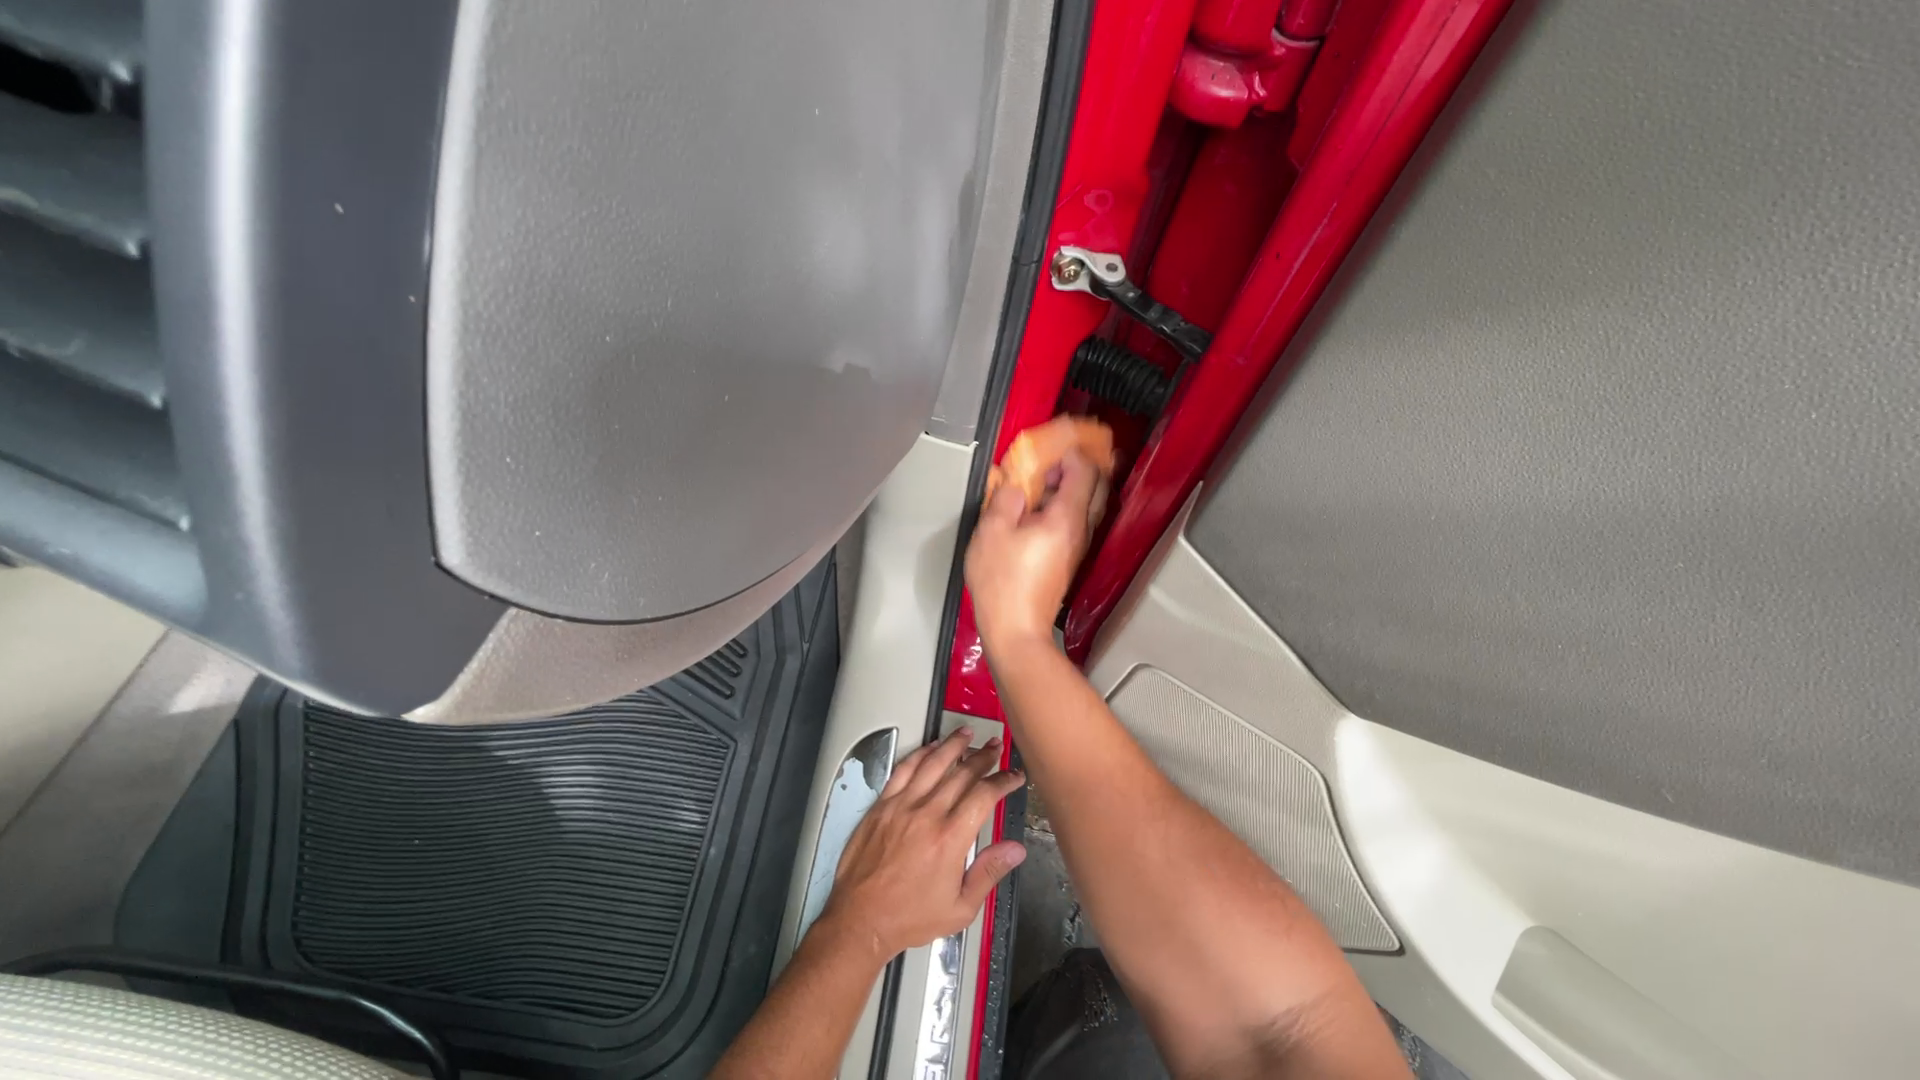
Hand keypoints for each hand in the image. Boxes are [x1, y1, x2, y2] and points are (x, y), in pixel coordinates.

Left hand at [819, 729, 1026, 960]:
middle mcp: (926, 815)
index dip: (1003, 781)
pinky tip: (931, 748)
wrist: (860, 920)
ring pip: (932, 765)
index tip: (1014, 776)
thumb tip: (1015, 849)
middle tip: (996, 747)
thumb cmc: (910, 917)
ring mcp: (901, 807)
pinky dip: (919, 755)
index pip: (984, 795)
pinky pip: (903, 771)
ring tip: (967, 734)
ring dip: (952, 746)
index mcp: (950, 839)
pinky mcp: (881, 806)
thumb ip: (989, 872)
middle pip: (961, 774)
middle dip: (983, 757)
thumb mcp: (960, 907)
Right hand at [965, 448, 1102, 654]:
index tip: (1054, 446)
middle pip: (1097, 487)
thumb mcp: (991, 532)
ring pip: (1089, 505)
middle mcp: (1080, 532)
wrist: (1016, 629)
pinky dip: (1064, 507)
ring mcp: (1077, 548)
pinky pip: (1075, 523)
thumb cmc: (1003, 585)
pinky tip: (1038, 511)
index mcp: (1065, 519)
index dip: (1071, 453)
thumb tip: (1015, 487)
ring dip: (1072, 487)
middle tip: (1057, 458)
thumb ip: (1006, 500)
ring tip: (1044, 482)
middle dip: (1081, 466)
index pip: (1085, 472)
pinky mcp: (1067, 561)